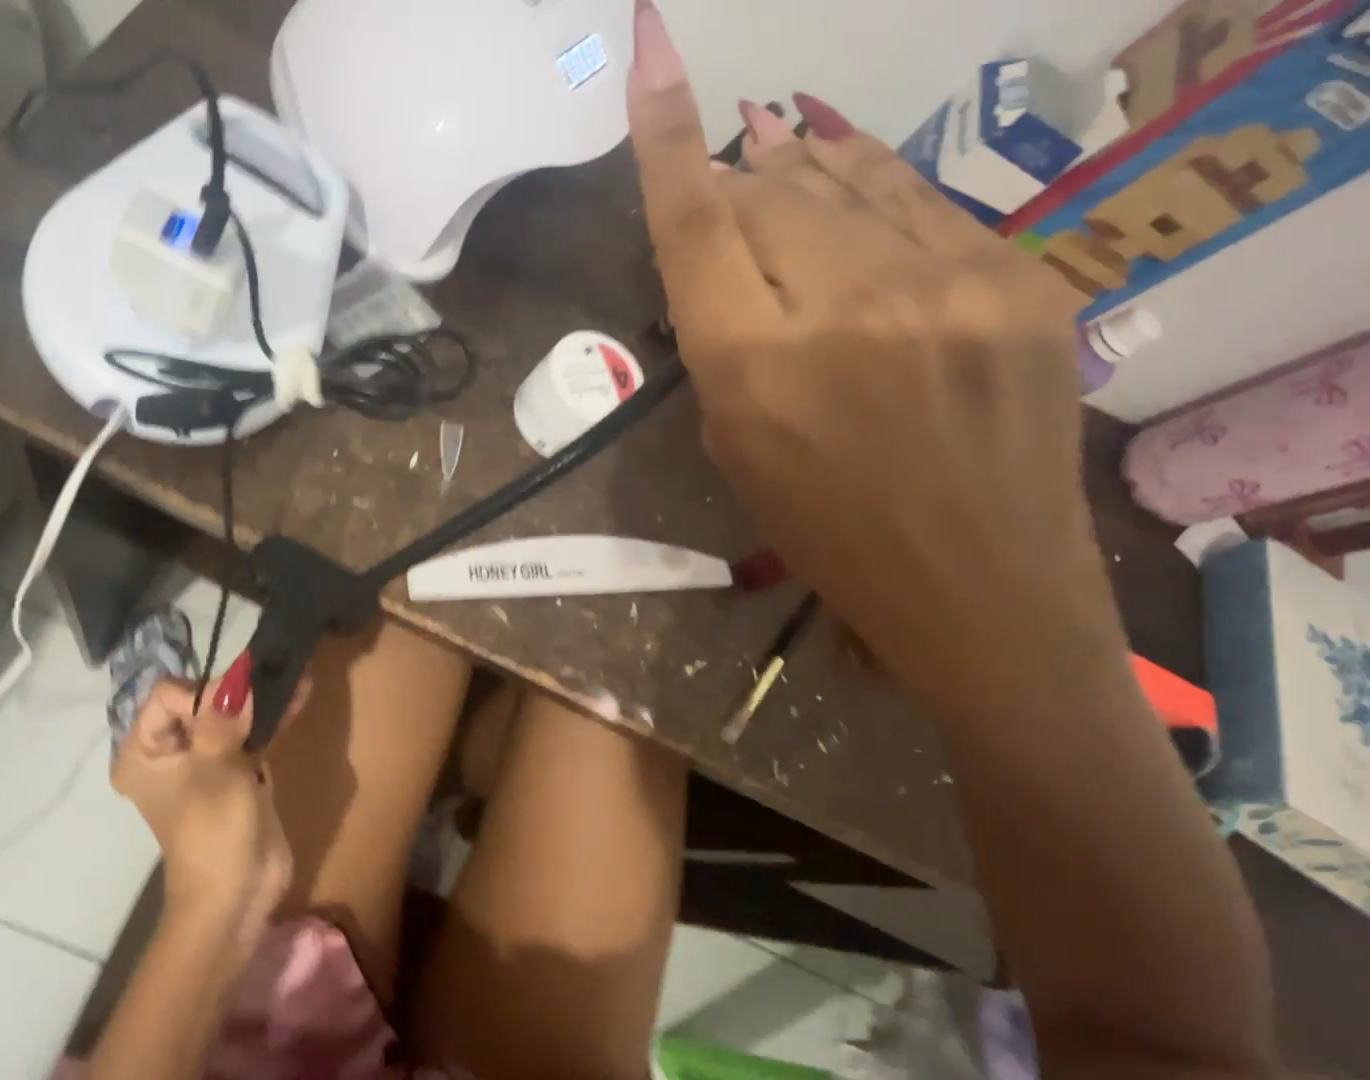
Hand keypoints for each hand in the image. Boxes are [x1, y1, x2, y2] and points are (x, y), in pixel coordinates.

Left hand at [112, 673, 310, 949]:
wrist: (237, 897)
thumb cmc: (213, 833)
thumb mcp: (216, 771)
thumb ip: (224, 719)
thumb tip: (239, 674)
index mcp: (143, 752)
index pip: (168, 696)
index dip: (202, 693)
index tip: (234, 708)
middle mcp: (169, 750)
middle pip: (199, 699)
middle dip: (234, 686)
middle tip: (270, 674)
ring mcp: (205, 761)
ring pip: (229, 714)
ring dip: (258, 696)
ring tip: (293, 668)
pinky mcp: (237, 772)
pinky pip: (250, 733)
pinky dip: (271, 716)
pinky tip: (299, 689)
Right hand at [626, 1, 1123, 707]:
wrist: (980, 584)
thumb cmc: (828, 533)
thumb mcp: (737, 447)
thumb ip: (722, 340)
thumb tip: (727, 249)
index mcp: (757, 369)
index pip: (698, 223)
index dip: (667, 134)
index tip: (651, 47)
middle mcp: (848, 308)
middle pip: (771, 192)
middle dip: (739, 183)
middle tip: (729, 193)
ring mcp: (949, 285)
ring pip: (849, 184)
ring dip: (803, 176)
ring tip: (781, 158)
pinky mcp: (1023, 279)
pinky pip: (923, 208)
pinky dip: (876, 194)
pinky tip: (854, 191)